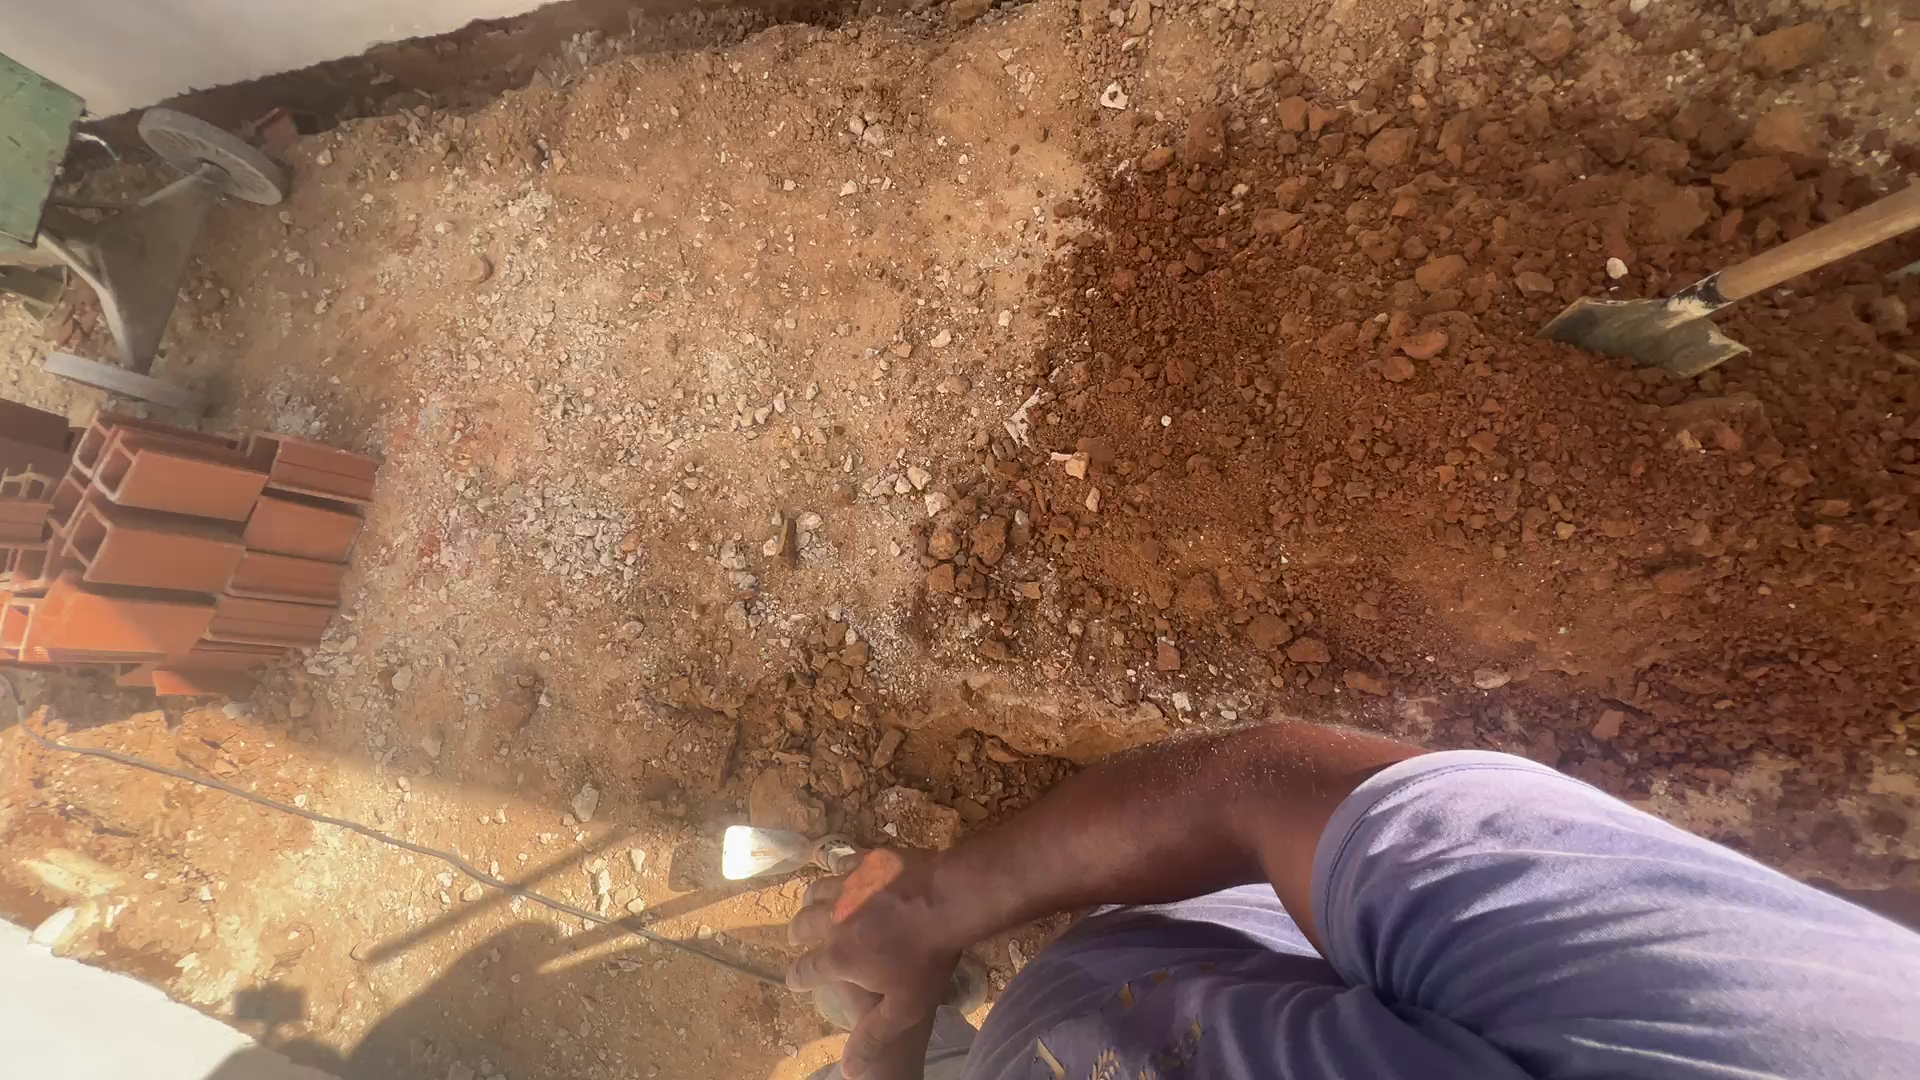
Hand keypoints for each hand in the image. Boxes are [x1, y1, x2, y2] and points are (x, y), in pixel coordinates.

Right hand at [788, 850, 964, 1079]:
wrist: (948, 897)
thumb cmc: (927, 956)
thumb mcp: (904, 1007)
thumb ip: (872, 1037)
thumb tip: (848, 1070)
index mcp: (838, 956)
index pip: (803, 971)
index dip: (797, 978)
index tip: (795, 980)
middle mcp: (834, 918)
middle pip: (802, 923)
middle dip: (797, 933)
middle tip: (797, 936)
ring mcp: (850, 884)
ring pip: (817, 889)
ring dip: (812, 899)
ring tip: (814, 903)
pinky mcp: (868, 860)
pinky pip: (842, 862)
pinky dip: (839, 870)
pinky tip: (845, 872)